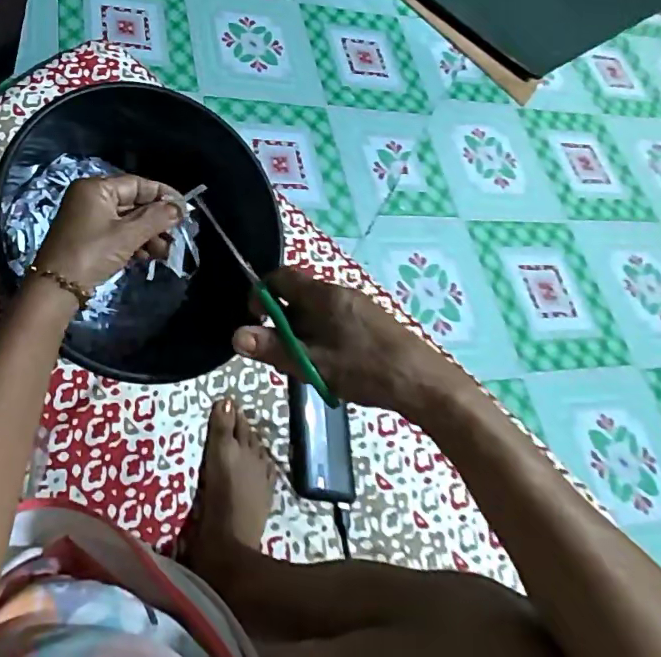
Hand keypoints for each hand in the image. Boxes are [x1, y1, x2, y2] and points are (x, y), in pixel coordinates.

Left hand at [31, 175, 184, 295]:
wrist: (55, 288)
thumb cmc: (92, 253)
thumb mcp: (127, 235)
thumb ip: (156, 218)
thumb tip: (179, 209)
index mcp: (96, 188)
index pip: (137, 184)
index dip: (163, 195)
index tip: (184, 208)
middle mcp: (91, 198)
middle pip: (133, 203)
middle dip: (156, 221)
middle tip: (176, 235)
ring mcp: (88, 218)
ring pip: (127, 221)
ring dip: (148, 235)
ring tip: (164, 252)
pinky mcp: (88, 237)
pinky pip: (117, 233)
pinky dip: (133, 243)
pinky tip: (148, 256)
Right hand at [231, 267, 471, 413]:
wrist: (424, 384)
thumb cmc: (365, 369)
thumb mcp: (313, 363)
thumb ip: (274, 349)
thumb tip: (237, 335)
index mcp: (323, 294)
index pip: (280, 276)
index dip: (261, 295)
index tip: (256, 323)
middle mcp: (339, 292)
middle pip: (297, 296)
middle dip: (282, 323)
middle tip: (283, 356)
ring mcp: (358, 305)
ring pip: (316, 313)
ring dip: (303, 335)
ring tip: (309, 368)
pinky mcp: (371, 321)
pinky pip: (334, 321)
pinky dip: (323, 339)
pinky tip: (334, 369)